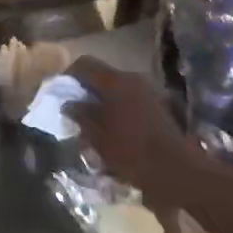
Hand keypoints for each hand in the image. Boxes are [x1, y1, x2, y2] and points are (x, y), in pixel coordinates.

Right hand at [65, 57, 205, 200]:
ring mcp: (147, 91)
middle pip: (101, 76)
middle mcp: (133, 79)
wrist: (174, 168)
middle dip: (84, 91)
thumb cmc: (131, 152)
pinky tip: (109, 130)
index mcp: (116, 82)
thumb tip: (68, 103)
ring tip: (88, 125)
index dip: (68, 75)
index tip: (58, 93)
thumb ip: (81, 115)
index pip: (85, 65)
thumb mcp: (98, 136)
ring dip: (99, 102)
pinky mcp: (155, 105)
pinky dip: (114, 109)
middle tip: (71, 112)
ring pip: (115, 89)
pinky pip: (127, 100)